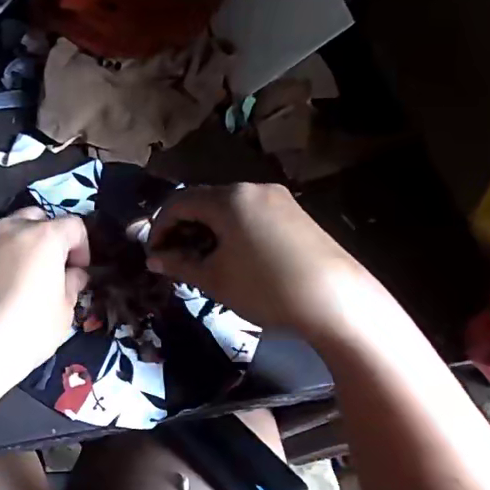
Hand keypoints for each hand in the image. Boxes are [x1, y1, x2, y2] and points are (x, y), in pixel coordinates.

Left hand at [0, 208, 89, 399]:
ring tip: (22, 279)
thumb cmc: (26, 331)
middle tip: (52, 270)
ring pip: (8, 231)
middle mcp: (11, 229)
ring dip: (21, 247)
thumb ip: (71, 286)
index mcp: (44, 237)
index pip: (74, 226)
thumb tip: (73, 275)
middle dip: (50, 238)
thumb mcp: (63, 313)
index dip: (83, 248)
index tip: (79, 273)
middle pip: (38, 219)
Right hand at [146, 183, 381, 338]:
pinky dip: (234, 230)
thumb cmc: (265, 288)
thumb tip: (155, 259)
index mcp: (229, 198)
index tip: (154, 255)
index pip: (179, 202)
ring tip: (205, 261)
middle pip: (205, 200)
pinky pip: (253, 214)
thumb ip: (180, 265)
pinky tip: (236, 258)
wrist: (335, 300)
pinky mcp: (296, 214)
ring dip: (209, 229)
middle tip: (176, 259)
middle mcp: (253, 188)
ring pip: (230, 207)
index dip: (159, 227)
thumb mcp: (216, 280)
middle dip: (184, 227)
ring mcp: (279, 199)